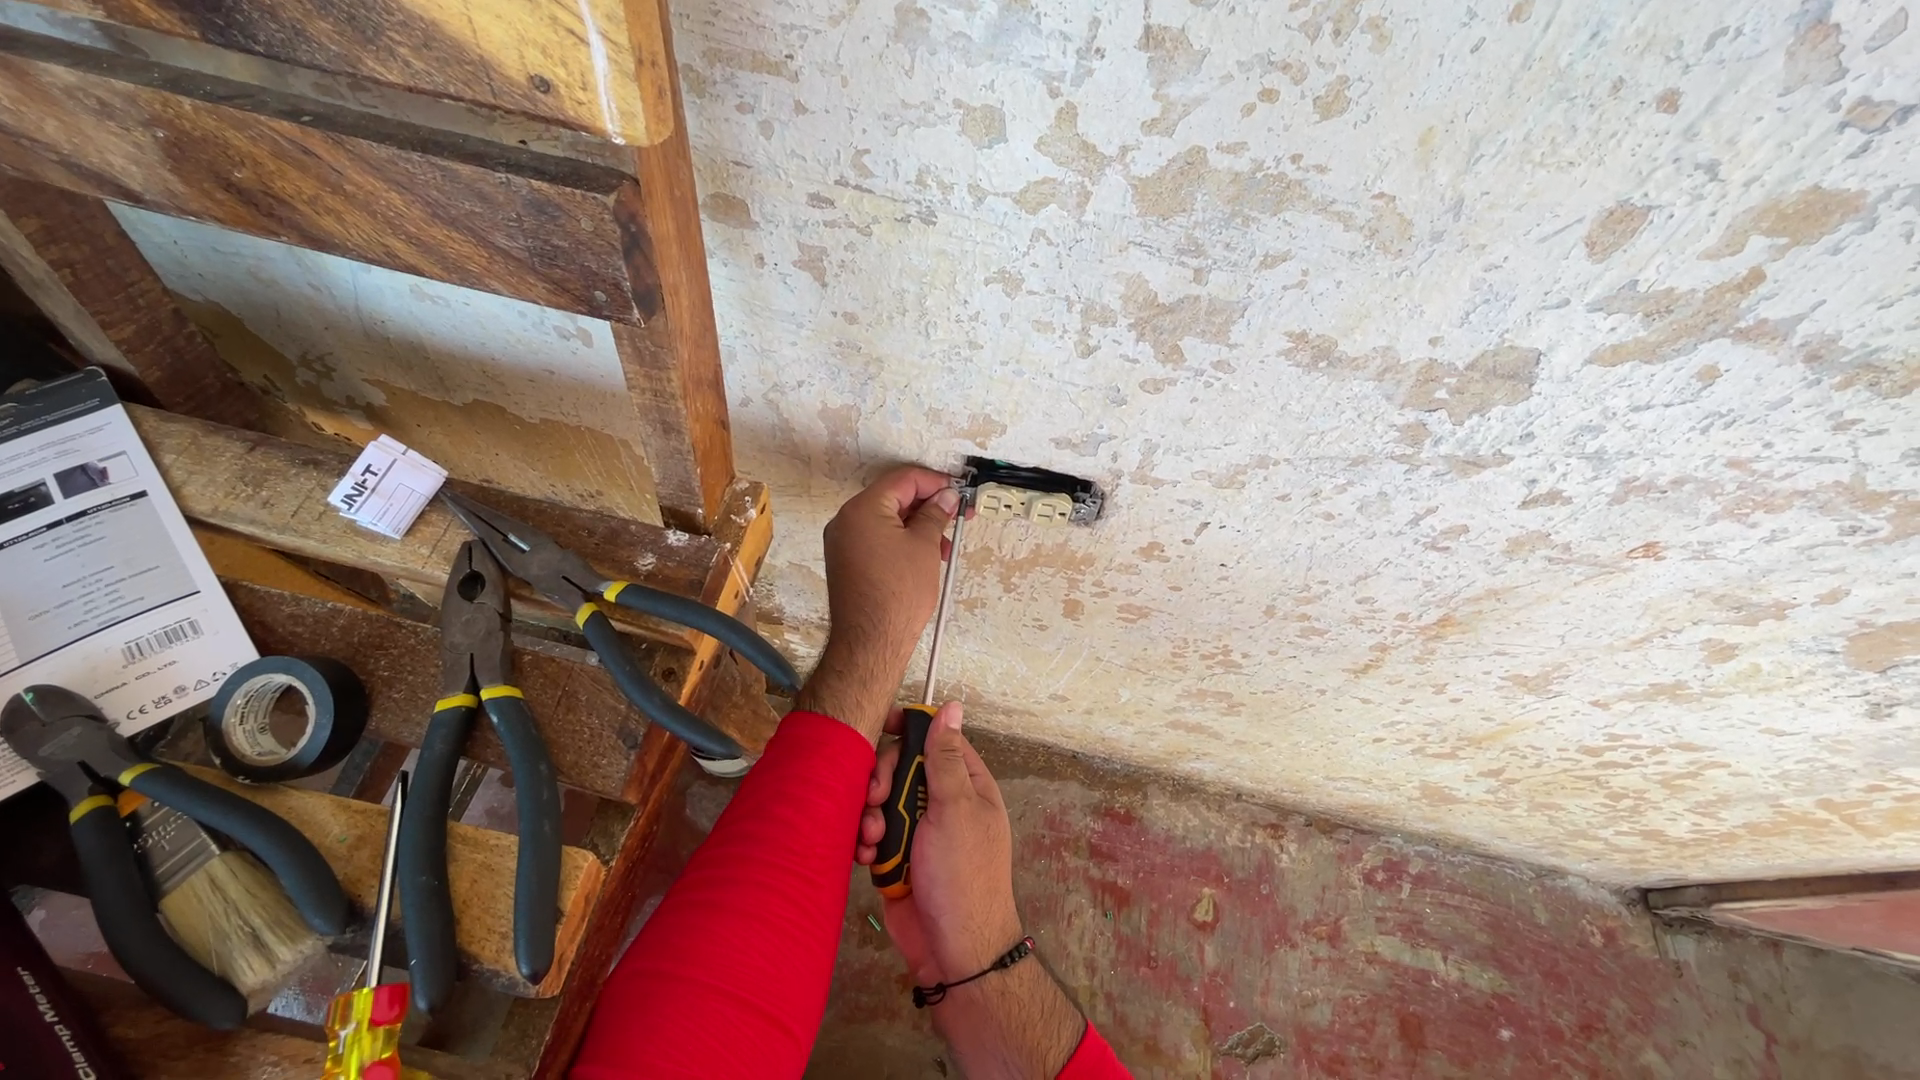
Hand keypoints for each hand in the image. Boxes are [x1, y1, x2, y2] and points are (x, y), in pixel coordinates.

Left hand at [797, 466, 959, 740]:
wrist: (871, 641)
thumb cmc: (898, 594)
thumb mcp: (925, 546)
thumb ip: (935, 514)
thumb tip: (946, 497)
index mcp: (862, 509)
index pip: (903, 479)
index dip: (935, 482)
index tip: (958, 492)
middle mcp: (846, 520)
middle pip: (892, 497)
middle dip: (927, 505)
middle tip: (957, 515)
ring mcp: (843, 542)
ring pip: (886, 519)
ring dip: (916, 524)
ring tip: (943, 545)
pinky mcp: (846, 561)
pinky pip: (876, 538)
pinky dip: (900, 539)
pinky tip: (924, 555)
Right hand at [857, 703, 1021, 981]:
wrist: (952, 949)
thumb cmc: (963, 874)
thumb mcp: (955, 809)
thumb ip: (945, 757)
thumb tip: (952, 705)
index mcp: (966, 784)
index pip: (935, 739)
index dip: (908, 729)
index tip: (881, 726)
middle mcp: (942, 802)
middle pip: (900, 767)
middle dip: (883, 781)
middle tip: (878, 799)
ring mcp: (918, 830)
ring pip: (881, 801)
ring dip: (870, 816)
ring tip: (873, 837)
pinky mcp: (896, 856)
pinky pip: (872, 833)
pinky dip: (866, 842)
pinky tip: (867, 857)